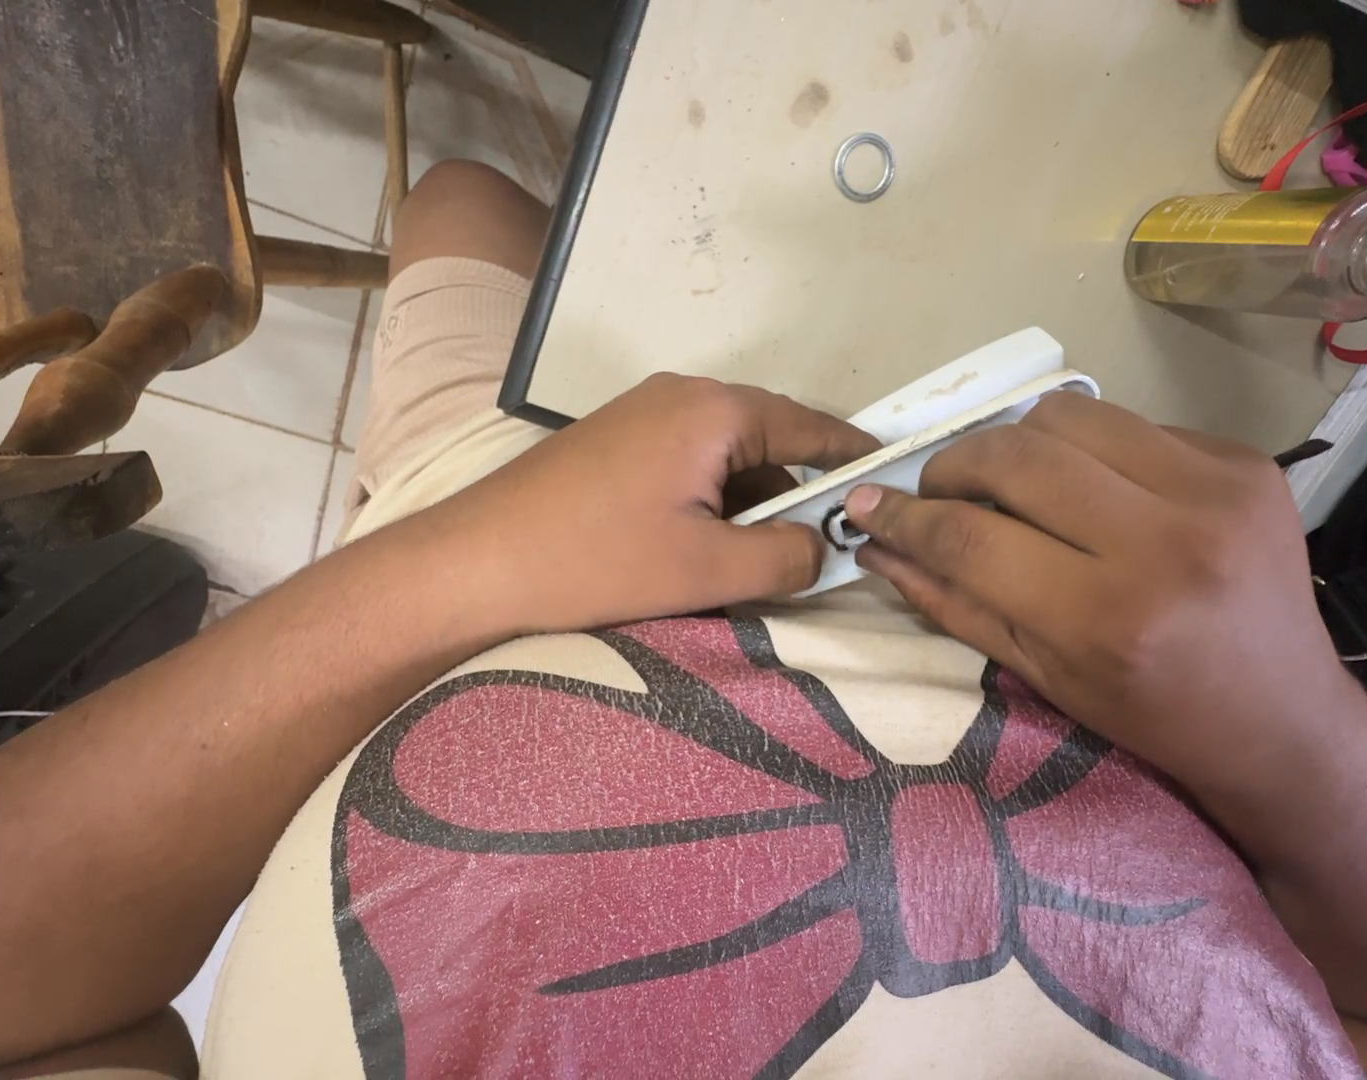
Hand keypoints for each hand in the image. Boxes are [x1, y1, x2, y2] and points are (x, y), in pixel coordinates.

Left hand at [415, 374, 879, 636]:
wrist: (473, 565)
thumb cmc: (598, 561)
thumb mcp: (708, 567)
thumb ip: (788, 556)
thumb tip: (826, 547)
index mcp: (714, 410)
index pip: (813, 427)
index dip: (856, 461)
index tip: (892, 490)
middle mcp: (680, 397)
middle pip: (768, 444)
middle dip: (795, 500)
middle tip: (820, 555)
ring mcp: (640, 419)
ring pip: (725, 463)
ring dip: (748, 510)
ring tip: (757, 568)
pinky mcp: (613, 449)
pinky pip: (686, 471)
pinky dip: (709, 509)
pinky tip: (702, 555)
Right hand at [844, 391, 1359, 794]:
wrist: (1283, 718)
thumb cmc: (1146, 712)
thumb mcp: (1034, 672)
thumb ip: (948, 601)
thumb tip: (875, 546)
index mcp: (1105, 616)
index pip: (971, 537)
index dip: (904, 517)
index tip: (865, 505)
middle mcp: (1164, 541)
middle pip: (1014, 456)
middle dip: (952, 466)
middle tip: (939, 491)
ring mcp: (1214, 489)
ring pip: (1065, 416)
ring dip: (1013, 444)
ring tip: (1007, 485)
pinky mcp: (1243, 461)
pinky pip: (1124, 425)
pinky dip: (1080, 451)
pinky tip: (1086, 492)